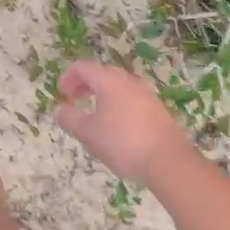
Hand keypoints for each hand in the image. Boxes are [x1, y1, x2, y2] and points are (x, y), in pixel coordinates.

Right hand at [53, 59, 193, 183]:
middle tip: (75, 100)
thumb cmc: (123, 143)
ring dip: (102, 95)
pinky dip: (118, 104)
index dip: (68, 77)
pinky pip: (131, 99)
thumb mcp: (89, 133)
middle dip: (85, 84)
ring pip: (118, 86)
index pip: (82, 67)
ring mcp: (146, 94)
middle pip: (101, 73)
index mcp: (108, 80)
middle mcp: (127, 80)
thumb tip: (60, 109)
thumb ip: (70, 119)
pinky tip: (119, 126)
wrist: (169, 162)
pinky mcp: (158, 109)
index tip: (62, 95)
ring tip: (96, 115)